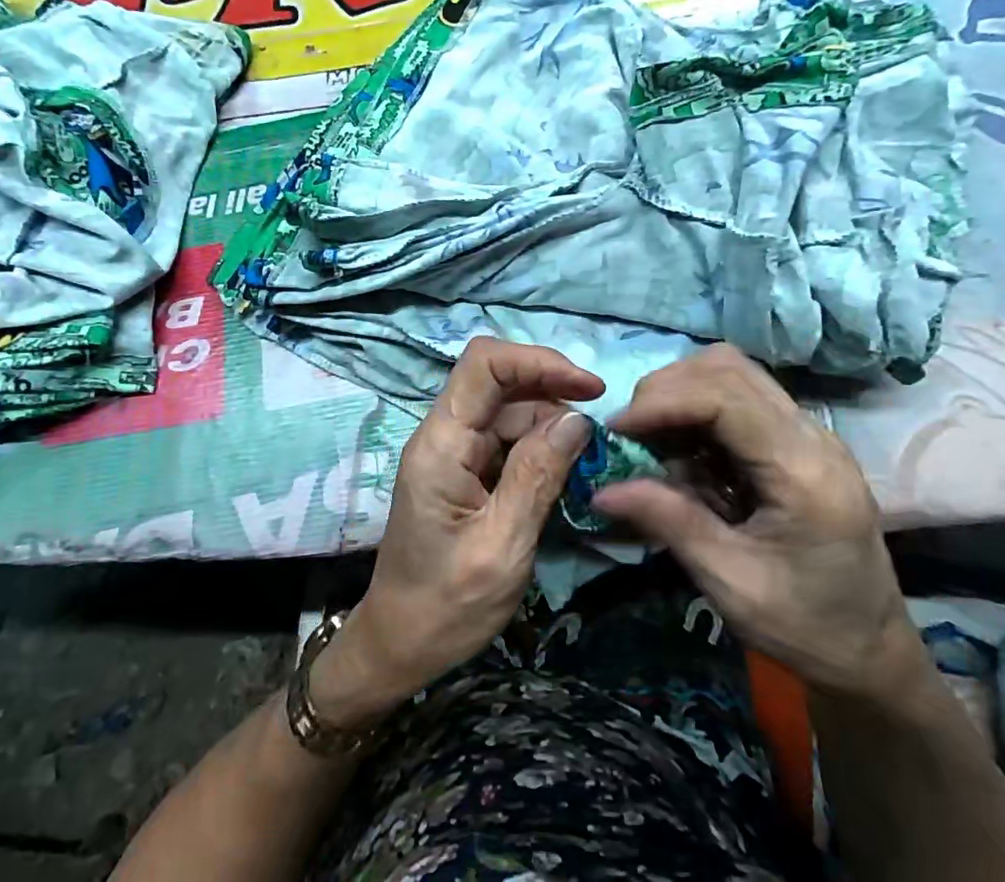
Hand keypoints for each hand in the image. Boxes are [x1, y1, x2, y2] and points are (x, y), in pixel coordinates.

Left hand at [310, 338, 603, 728]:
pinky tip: (567, 474)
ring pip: (507, 414)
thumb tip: (577, 419)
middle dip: (554, 398)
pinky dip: (539, 451)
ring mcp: (451, 456)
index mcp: (440, 446)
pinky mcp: (462, 476)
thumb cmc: (448, 605)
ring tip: (591, 463)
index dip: (538, 362)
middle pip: (499, 386)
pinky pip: (505, 444)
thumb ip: (538, 476)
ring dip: (551, 427)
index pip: (482, 366)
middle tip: (601, 440)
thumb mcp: (503, 545)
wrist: (403, 642)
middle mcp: (442, 438)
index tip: (591, 389)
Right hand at [590, 344, 928, 701]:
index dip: (662, 401)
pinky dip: (695, 409)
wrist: (870, 651)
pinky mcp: (796, 443)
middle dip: (665, 390)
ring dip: (679, 394)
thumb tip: (600, 490)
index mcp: (802, 471)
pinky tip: (681, 451)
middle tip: (631, 434)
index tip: (617, 430)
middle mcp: (811, 437)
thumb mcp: (728, 580)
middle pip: (727, 368)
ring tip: (652, 440)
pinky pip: (738, 398)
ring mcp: (808, 436)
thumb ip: (667, 522)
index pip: (725, 396)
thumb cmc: (803, 624)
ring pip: (732, 373)